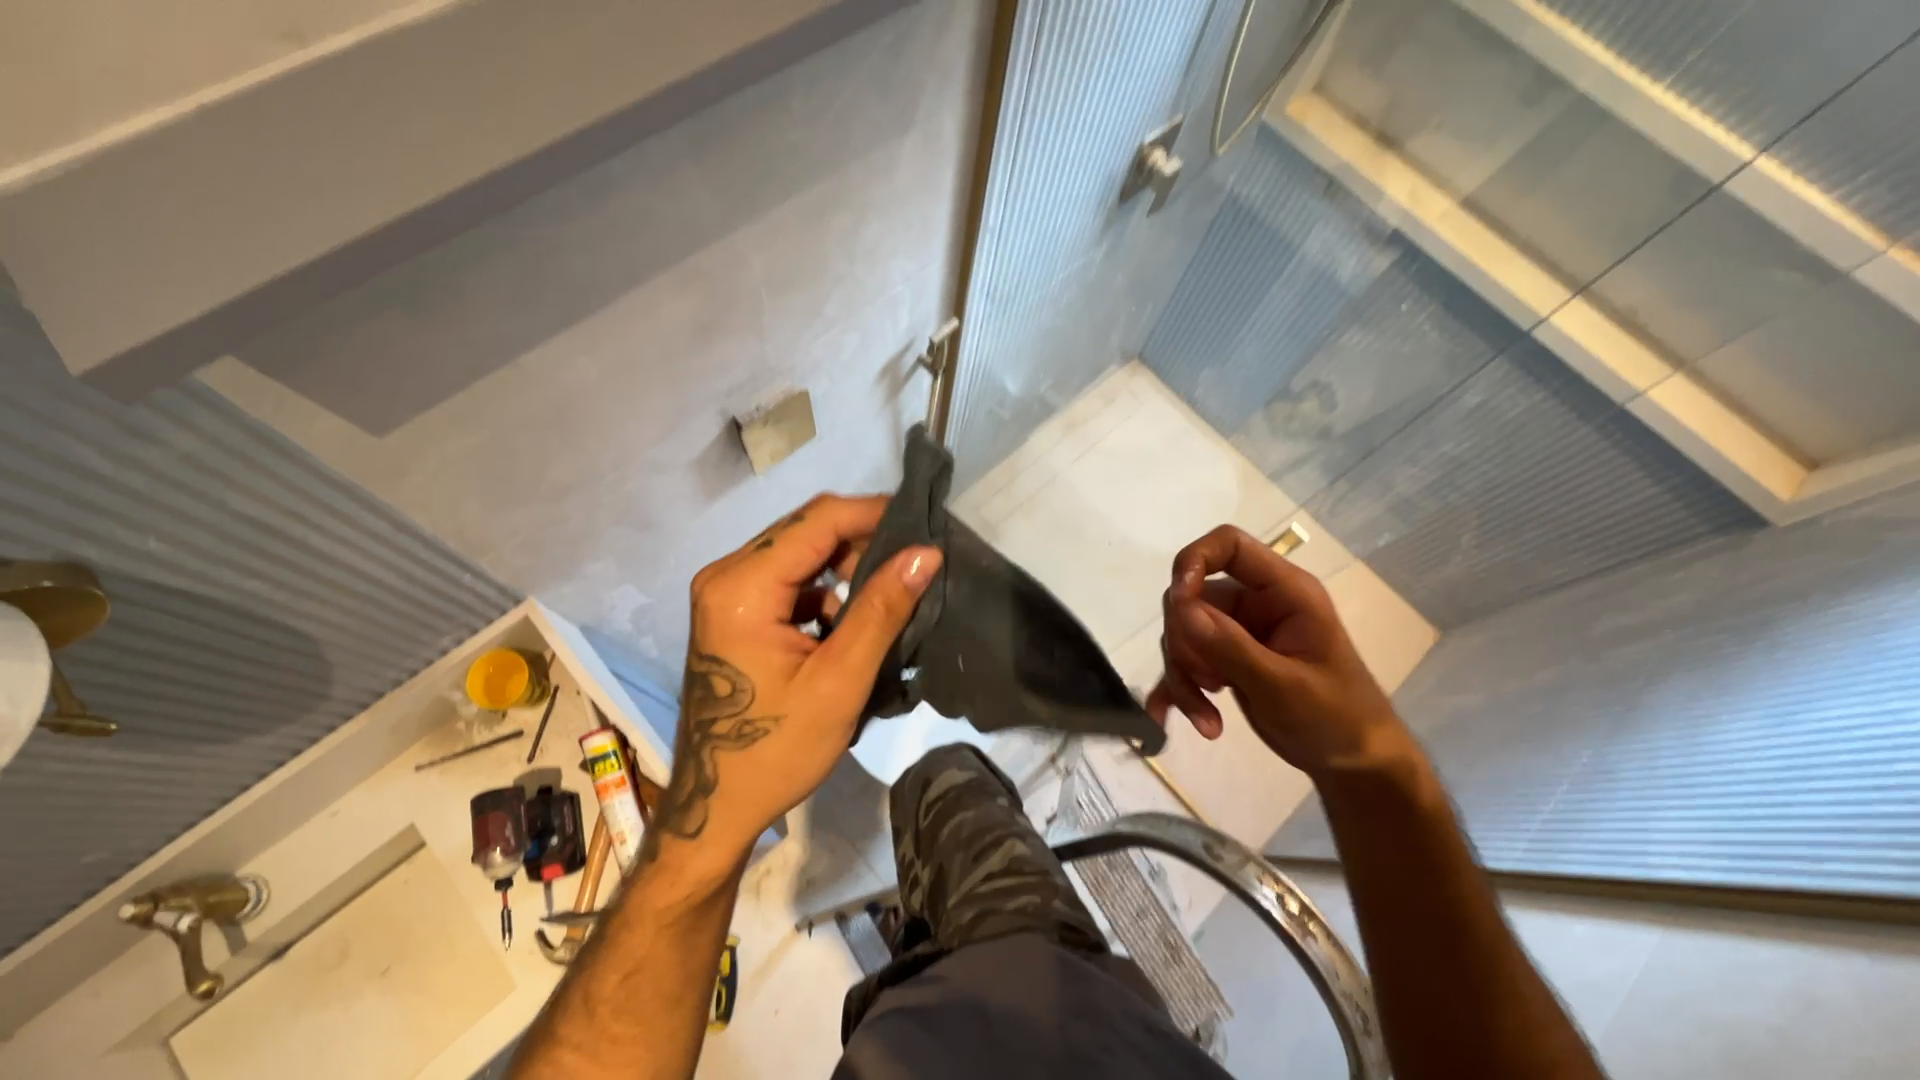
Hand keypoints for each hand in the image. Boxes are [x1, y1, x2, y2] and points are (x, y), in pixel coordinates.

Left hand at [650, 494, 940, 869]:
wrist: (718, 804)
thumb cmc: (777, 750)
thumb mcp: (840, 681)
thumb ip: (882, 610)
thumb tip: (926, 552)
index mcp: (742, 587)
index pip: (817, 520)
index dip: (875, 514)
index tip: (926, 527)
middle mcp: (726, 576)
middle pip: (806, 531)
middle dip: (863, 542)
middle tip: (915, 567)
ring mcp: (726, 593)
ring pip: (800, 553)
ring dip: (846, 568)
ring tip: (892, 597)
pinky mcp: (734, 612)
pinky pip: (789, 580)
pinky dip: (826, 590)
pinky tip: (854, 619)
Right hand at [1146, 525, 1412, 778]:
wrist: (1354, 762)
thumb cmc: (1336, 718)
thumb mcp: (1283, 686)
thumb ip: (1231, 647)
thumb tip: (1180, 608)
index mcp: (1284, 591)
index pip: (1229, 545)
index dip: (1194, 562)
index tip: (1178, 605)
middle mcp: (1257, 603)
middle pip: (1193, 597)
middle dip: (1186, 645)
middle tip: (1205, 687)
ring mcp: (1240, 632)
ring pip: (1183, 635)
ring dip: (1183, 678)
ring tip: (1208, 723)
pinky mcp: (1226, 661)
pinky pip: (1185, 663)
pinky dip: (1176, 691)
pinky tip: (1167, 718)